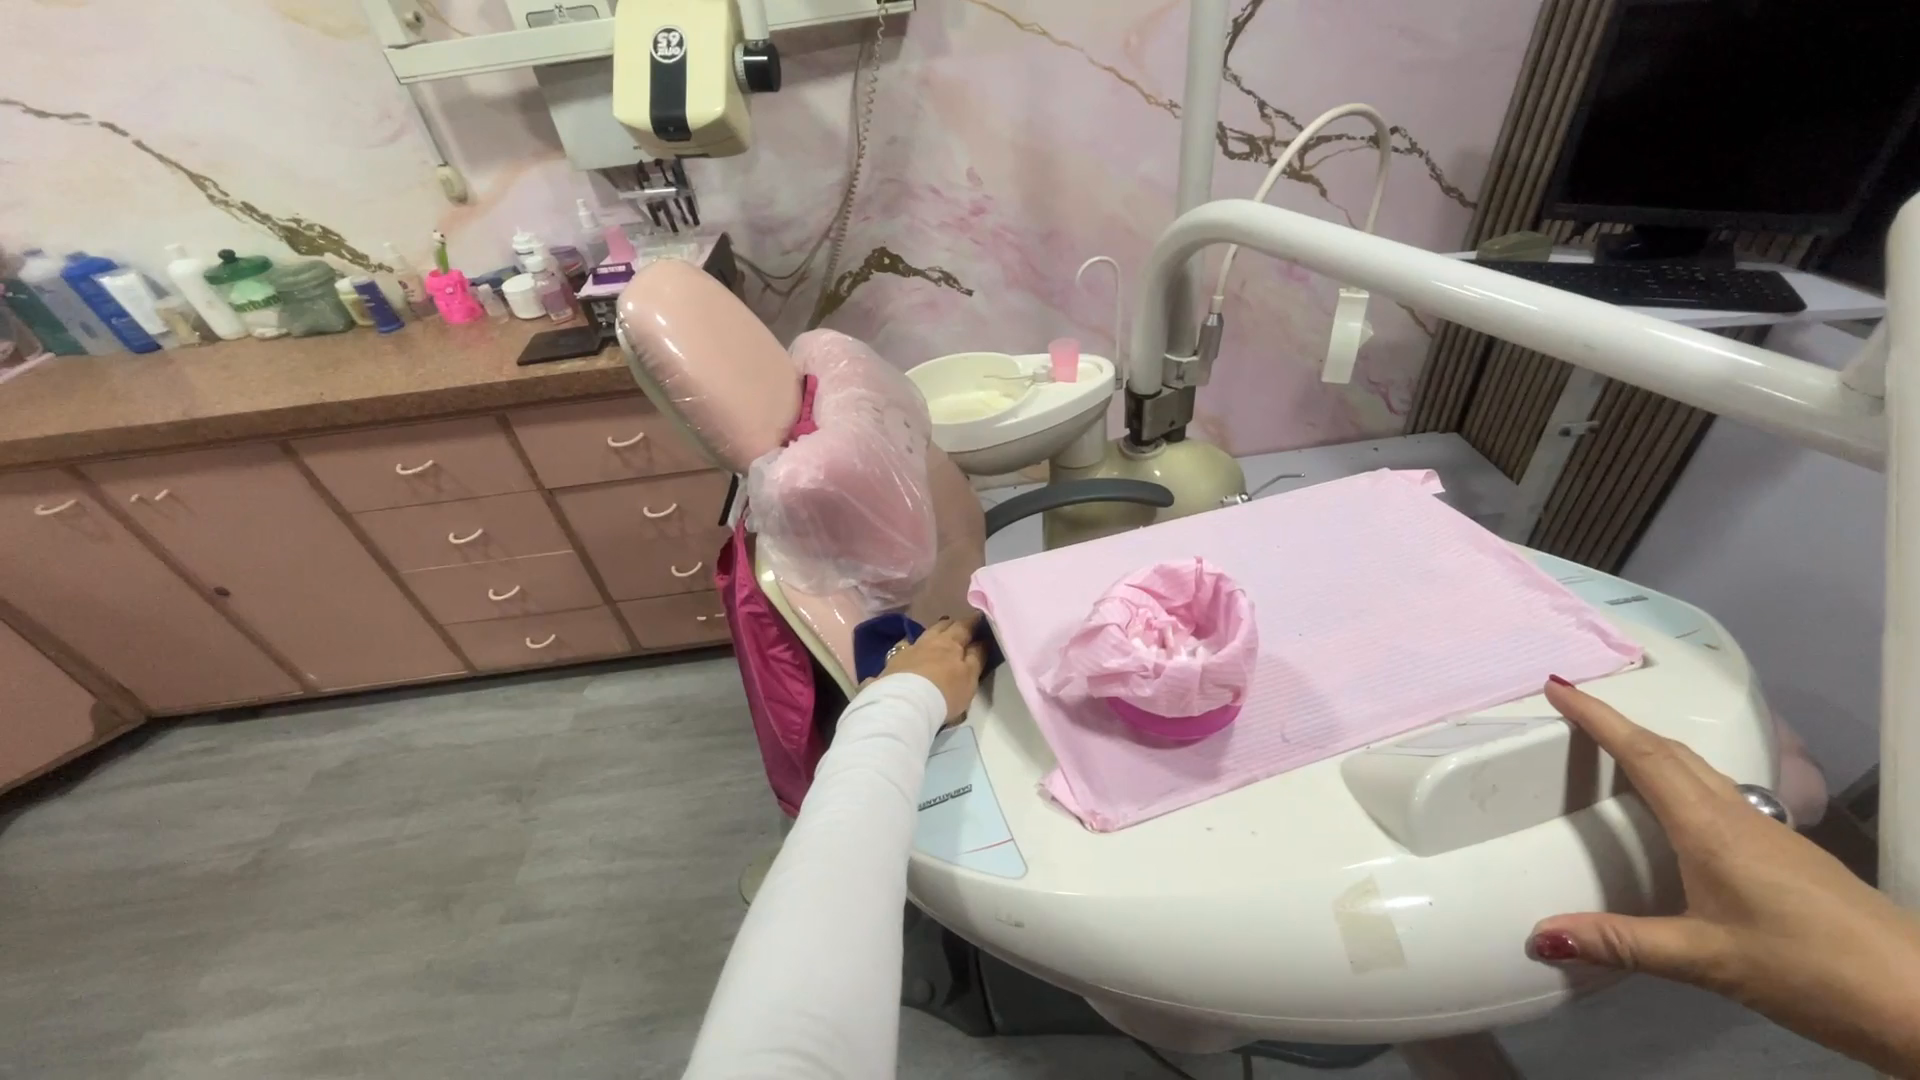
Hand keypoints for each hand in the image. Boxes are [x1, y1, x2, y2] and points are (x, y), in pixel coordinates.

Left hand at [879, 615, 986, 725]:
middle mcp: (929, 641)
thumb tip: (982, 640)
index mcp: (951, 643)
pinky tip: (911, 649)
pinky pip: (905, 647)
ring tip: (937, 633)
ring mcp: (909, 650)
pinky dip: (913, 647)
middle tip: (958, 624)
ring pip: (924, 634)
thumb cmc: (945, 692)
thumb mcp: (969, 677)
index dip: (974, 622)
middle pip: (942, 627)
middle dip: (952, 624)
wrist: (905, 704)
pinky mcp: (893, 662)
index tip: (980, 617)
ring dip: (933, 632)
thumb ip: (976, 657)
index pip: (965, 628)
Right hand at [1531, 678, 1919, 1076]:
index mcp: (1711, 829)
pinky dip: (1679, 778)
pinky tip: (1674, 808)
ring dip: (1651, 747)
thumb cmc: (1817, 972)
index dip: (1597, 716)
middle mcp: (1739, 819)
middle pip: (1671, 752)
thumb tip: (1542, 935)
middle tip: (1574, 707)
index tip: (1559, 686)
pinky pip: (1719, 794)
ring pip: (1699, 770)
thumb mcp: (1709, 961)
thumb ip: (1621, 942)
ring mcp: (1772, 835)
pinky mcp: (1791, 856)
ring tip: (1612, 745)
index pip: (1643, 755)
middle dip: (1618, 722)